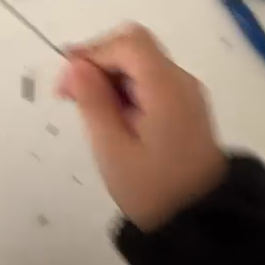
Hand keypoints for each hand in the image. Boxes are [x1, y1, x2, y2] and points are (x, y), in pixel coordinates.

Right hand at [57, 23, 226, 230]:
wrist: (199, 220)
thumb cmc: (151, 187)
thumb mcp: (112, 148)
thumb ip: (93, 101)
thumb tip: (75, 64)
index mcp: (166, 88)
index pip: (127, 44)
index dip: (91, 54)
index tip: (66, 86)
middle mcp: (180, 81)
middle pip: (133, 46)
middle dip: (96, 62)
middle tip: (70, 95)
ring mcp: (185, 93)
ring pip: (138, 61)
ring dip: (106, 76)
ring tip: (87, 110)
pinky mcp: (183, 105)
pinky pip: (147, 80)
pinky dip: (122, 87)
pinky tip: (109, 116)